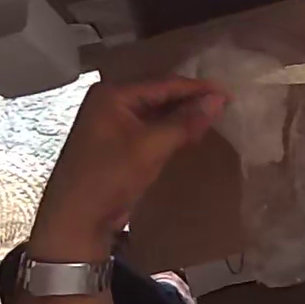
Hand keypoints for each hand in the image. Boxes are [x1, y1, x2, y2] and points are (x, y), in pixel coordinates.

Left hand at [30, 77, 227, 261]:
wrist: (76, 220)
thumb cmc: (108, 177)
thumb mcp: (150, 147)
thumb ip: (185, 122)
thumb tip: (218, 100)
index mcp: (112, 95)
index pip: (163, 84)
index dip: (197, 88)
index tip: (228, 93)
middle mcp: (110, 103)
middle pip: (159, 96)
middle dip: (190, 101)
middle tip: (224, 104)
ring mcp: (112, 125)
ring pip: (156, 114)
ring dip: (182, 117)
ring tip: (213, 117)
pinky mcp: (117, 146)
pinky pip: (150, 130)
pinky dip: (170, 132)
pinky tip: (190, 135)